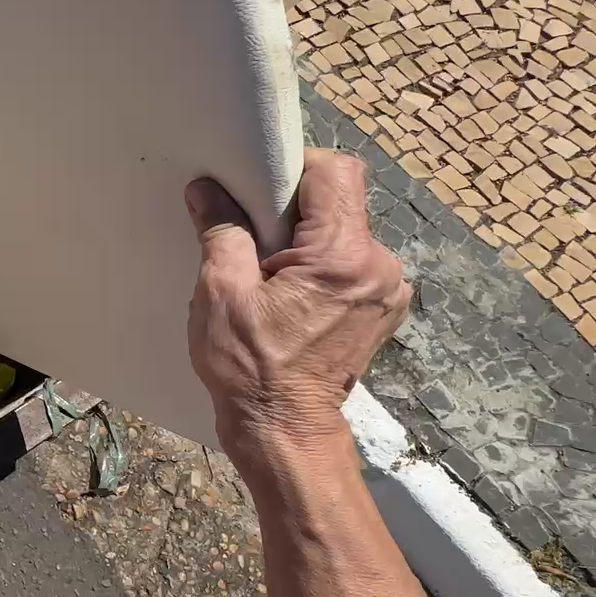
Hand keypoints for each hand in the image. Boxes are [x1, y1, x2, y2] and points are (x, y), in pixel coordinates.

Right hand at [185, 149, 410, 454]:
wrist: (283, 426)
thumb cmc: (249, 365)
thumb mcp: (219, 293)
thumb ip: (221, 232)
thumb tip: (208, 190)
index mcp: (344, 257)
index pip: (336, 174)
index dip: (292, 170)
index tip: (252, 191)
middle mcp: (382, 266)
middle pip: (338, 205)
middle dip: (288, 213)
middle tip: (247, 243)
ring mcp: (388, 290)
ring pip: (341, 236)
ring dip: (300, 243)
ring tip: (263, 278)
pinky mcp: (380, 309)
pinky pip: (348, 264)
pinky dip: (315, 267)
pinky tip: (284, 297)